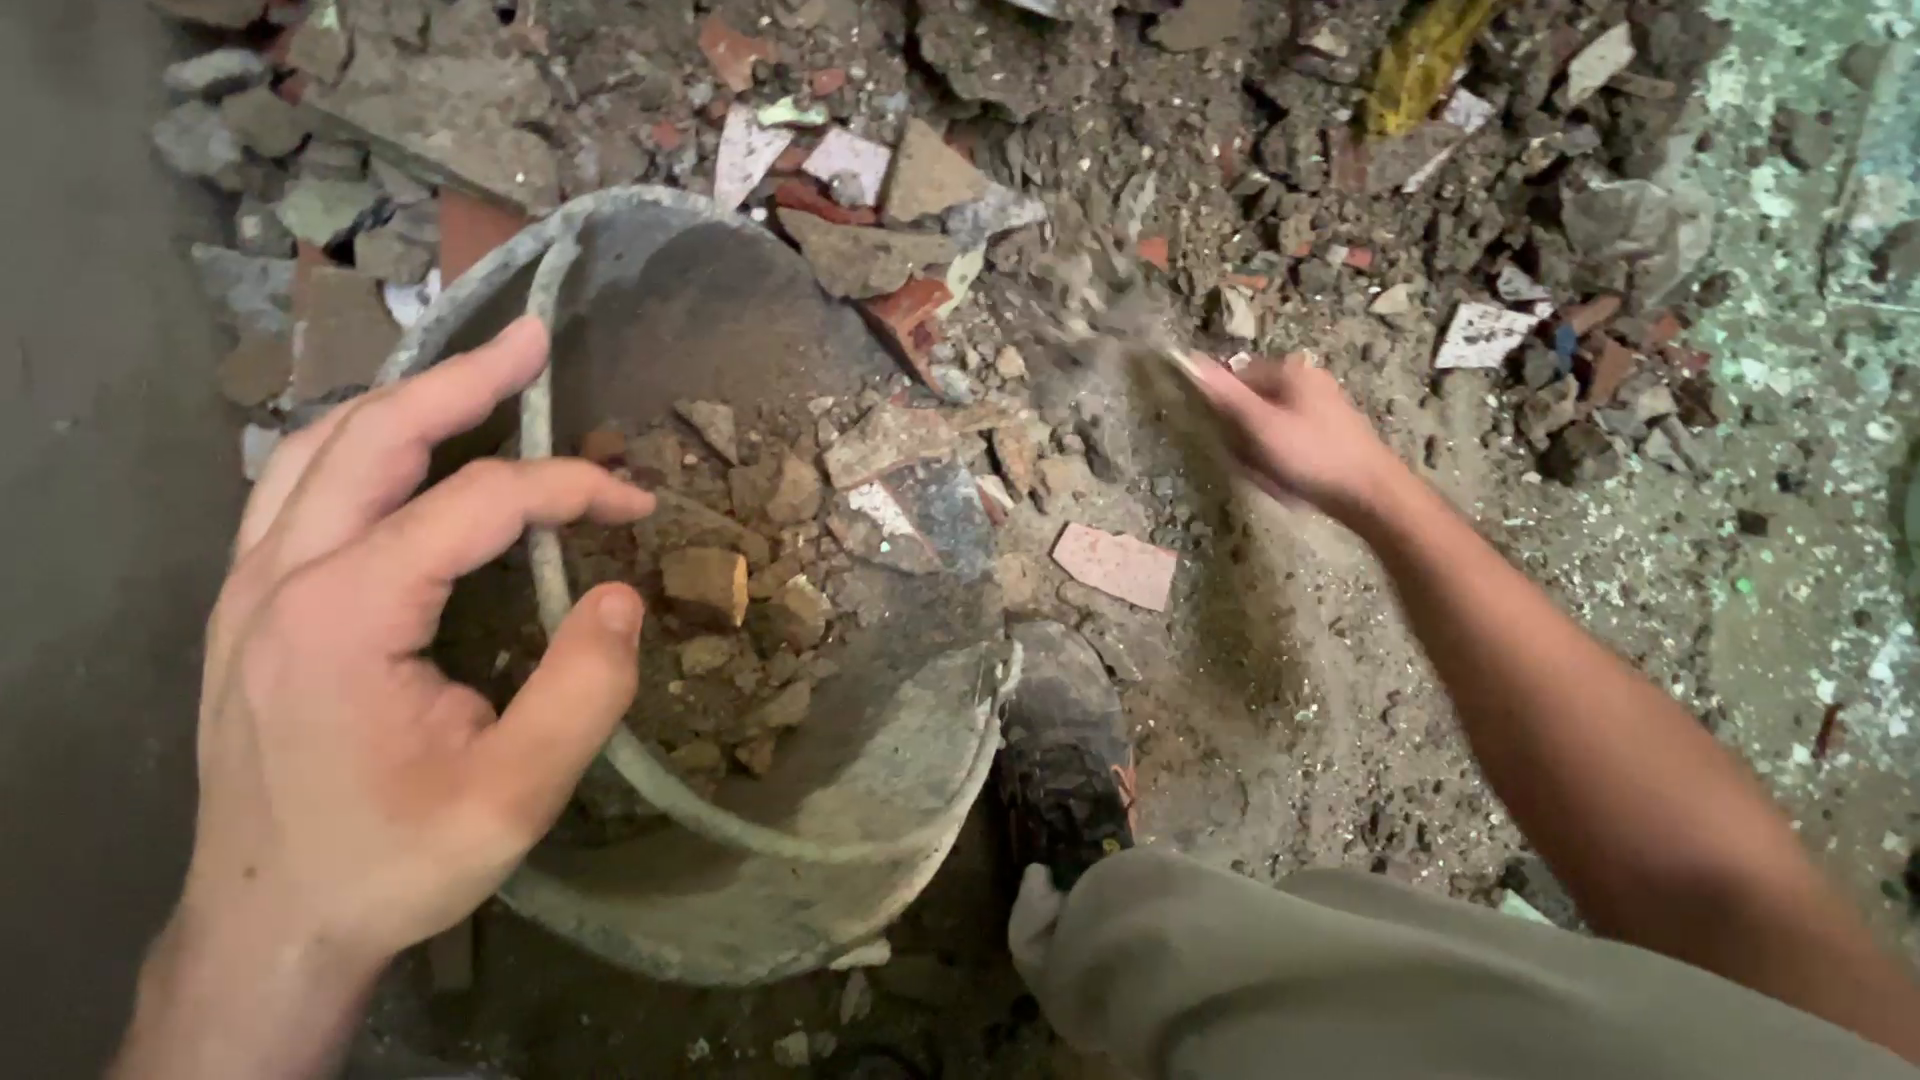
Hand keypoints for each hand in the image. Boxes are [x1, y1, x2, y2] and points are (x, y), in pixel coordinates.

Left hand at [189, 315, 655, 967]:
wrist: (271, 926)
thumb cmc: (397, 861)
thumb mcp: (518, 795)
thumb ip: (585, 689)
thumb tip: (623, 595)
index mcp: (343, 618)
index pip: (475, 504)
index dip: (569, 487)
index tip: (638, 505)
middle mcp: (279, 581)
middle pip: (372, 437)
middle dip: (464, 379)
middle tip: (535, 338)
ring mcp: (249, 590)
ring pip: (316, 450)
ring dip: (405, 401)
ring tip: (479, 376)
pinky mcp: (251, 609)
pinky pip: (295, 489)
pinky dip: (359, 446)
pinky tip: (403, 453)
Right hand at [1193, 353, 1402, 520]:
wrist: (1369, 492)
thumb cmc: (1311, 454)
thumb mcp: (1260, 425)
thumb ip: (1225, 394)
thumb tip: (1189, 360)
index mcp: (1290, 371)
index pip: (1234, 380)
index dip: (1225, 413)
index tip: (1231, 440)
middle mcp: (1305, 380)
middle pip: (1249, 406)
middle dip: (1245, 439)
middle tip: (1256, 464)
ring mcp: (1319, 406)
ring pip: (1265, 429)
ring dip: (1261, 456)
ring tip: (1275, 475)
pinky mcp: (1326, 431)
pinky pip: (1285, 443)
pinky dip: (1281, 462)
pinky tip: (1290, 479)